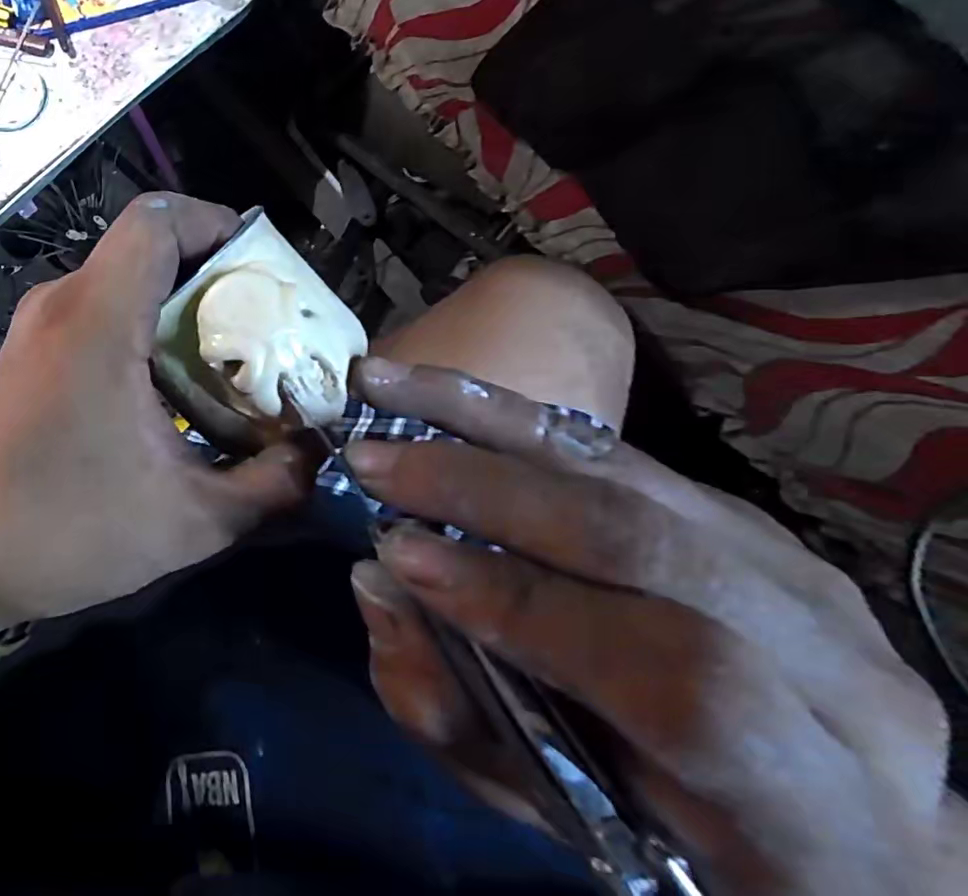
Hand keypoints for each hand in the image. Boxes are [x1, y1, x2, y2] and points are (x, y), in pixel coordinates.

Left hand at [0, 193, 318, 636]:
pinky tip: (166, 380)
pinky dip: (137, 324)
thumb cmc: (74, 533)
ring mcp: (34, 323)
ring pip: (118, 278)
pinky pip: (92, 308)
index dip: (216, 225)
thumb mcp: (194, 519)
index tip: (262, 273)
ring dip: (173, 305)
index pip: (157, 220)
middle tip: (260, 327)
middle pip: (144, 247)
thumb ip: (273, 481)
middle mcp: (59, 304)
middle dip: (210, 275)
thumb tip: (316, 453)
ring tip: (221, 359)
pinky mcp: (26, 348)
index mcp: (98, 322)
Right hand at [343, 357, 957, 895]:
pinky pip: (615, 452)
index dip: (527, 607)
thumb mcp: (529, 797)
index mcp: (809, 798)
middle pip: (651, 544)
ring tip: (384, 388)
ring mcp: (795, 574)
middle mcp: (835, 667)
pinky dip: (509, 416)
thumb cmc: (642, 818)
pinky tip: (436, 391)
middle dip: (486, 493)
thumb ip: (446, 707)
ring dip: (485, 423)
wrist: (792, 794)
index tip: (399, 555)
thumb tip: (376, 585)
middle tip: (371, 462)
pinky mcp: (741, 518)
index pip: (677, 677)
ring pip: (629, 474)